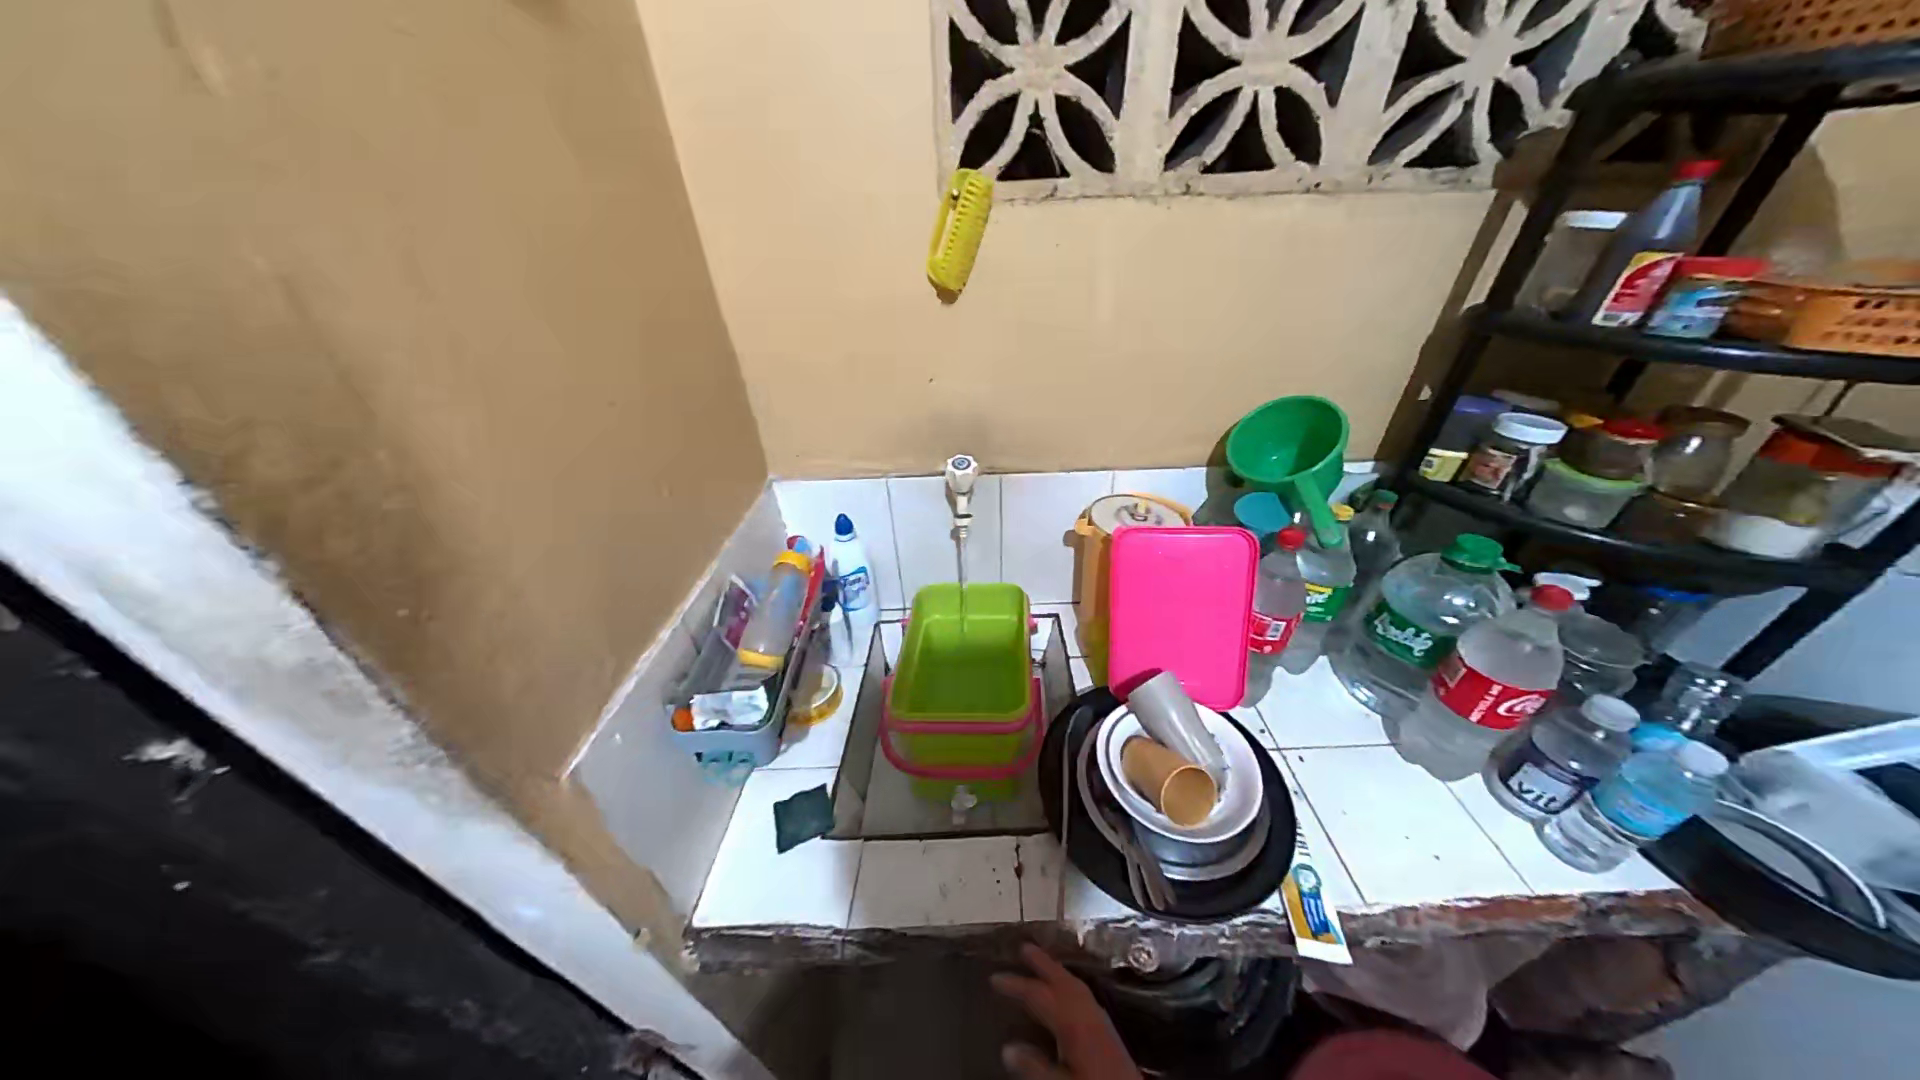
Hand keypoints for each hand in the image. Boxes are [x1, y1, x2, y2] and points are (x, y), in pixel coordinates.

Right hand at [991, 943, 1142, 1079]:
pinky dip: (1069, 983)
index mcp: (1072, 1020)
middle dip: (1041, 962)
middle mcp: (1086, 1011)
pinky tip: (1065, 990)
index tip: (994, 977)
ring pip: (1074, 984)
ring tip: (1041, 961)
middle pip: (1060, 979)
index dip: (1015, 984)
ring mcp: (1099, 1017)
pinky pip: (1083, 993)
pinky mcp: (1106, 1027)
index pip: (1038, 994)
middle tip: (1023, 946)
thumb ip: (1035, 1066)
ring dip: (1056, 970)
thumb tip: (1007, 1047)